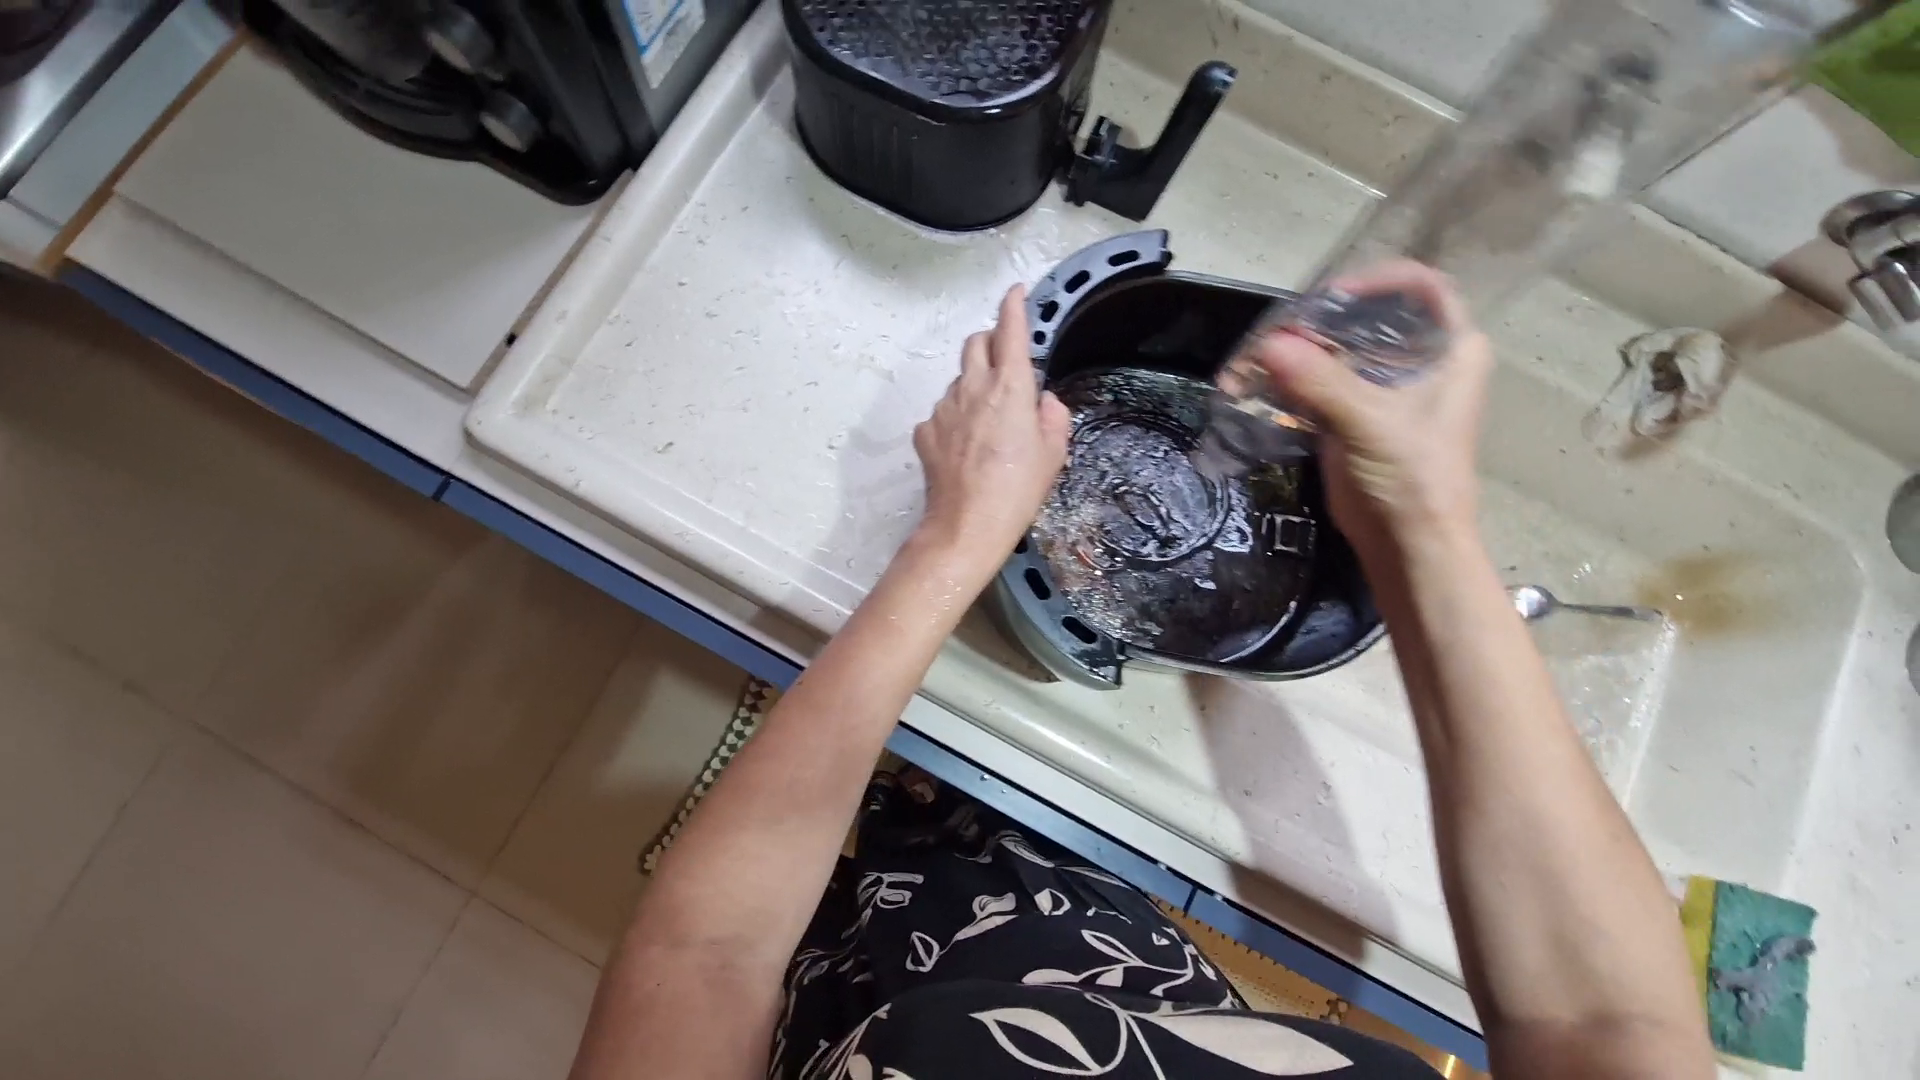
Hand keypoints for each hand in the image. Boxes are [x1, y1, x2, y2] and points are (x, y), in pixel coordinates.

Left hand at [913, 285, 1071, 568]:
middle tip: (1004, 359)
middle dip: (990, 340)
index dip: (1014, 306)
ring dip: (973, 384)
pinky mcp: (925, 431)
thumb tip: (1042, 401)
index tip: (1016, 293)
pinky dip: (955, 417)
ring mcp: (943, 408)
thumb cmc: (1018, 489)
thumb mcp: (1053, 453)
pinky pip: (942, 412)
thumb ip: (1053, 416)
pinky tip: (965, 445)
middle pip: (975, 343)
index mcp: (1010, 387)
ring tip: (987, 419)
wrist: (968, 524)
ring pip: (958, 379)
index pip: (1010, 330)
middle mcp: (973, 388)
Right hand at [1255, 261, 1492, 562]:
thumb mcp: (1370, 424)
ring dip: (1293, 355)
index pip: (1421, 289)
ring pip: (1337, 354)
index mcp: (1450, 352)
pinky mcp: (1354, 418)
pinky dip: (1287, 384)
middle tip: (1274, 334)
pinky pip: (1318, 386)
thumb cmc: (1412, 478)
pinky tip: (1254, 387)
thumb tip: (1270, 345)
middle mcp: (1421, 363)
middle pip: (1367, 320)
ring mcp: (1384, 392)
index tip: (1329, 298)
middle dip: (1317, 323)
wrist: (1407, 545)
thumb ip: (1322, 381)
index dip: (1377, 282)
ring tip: (1250, 364)